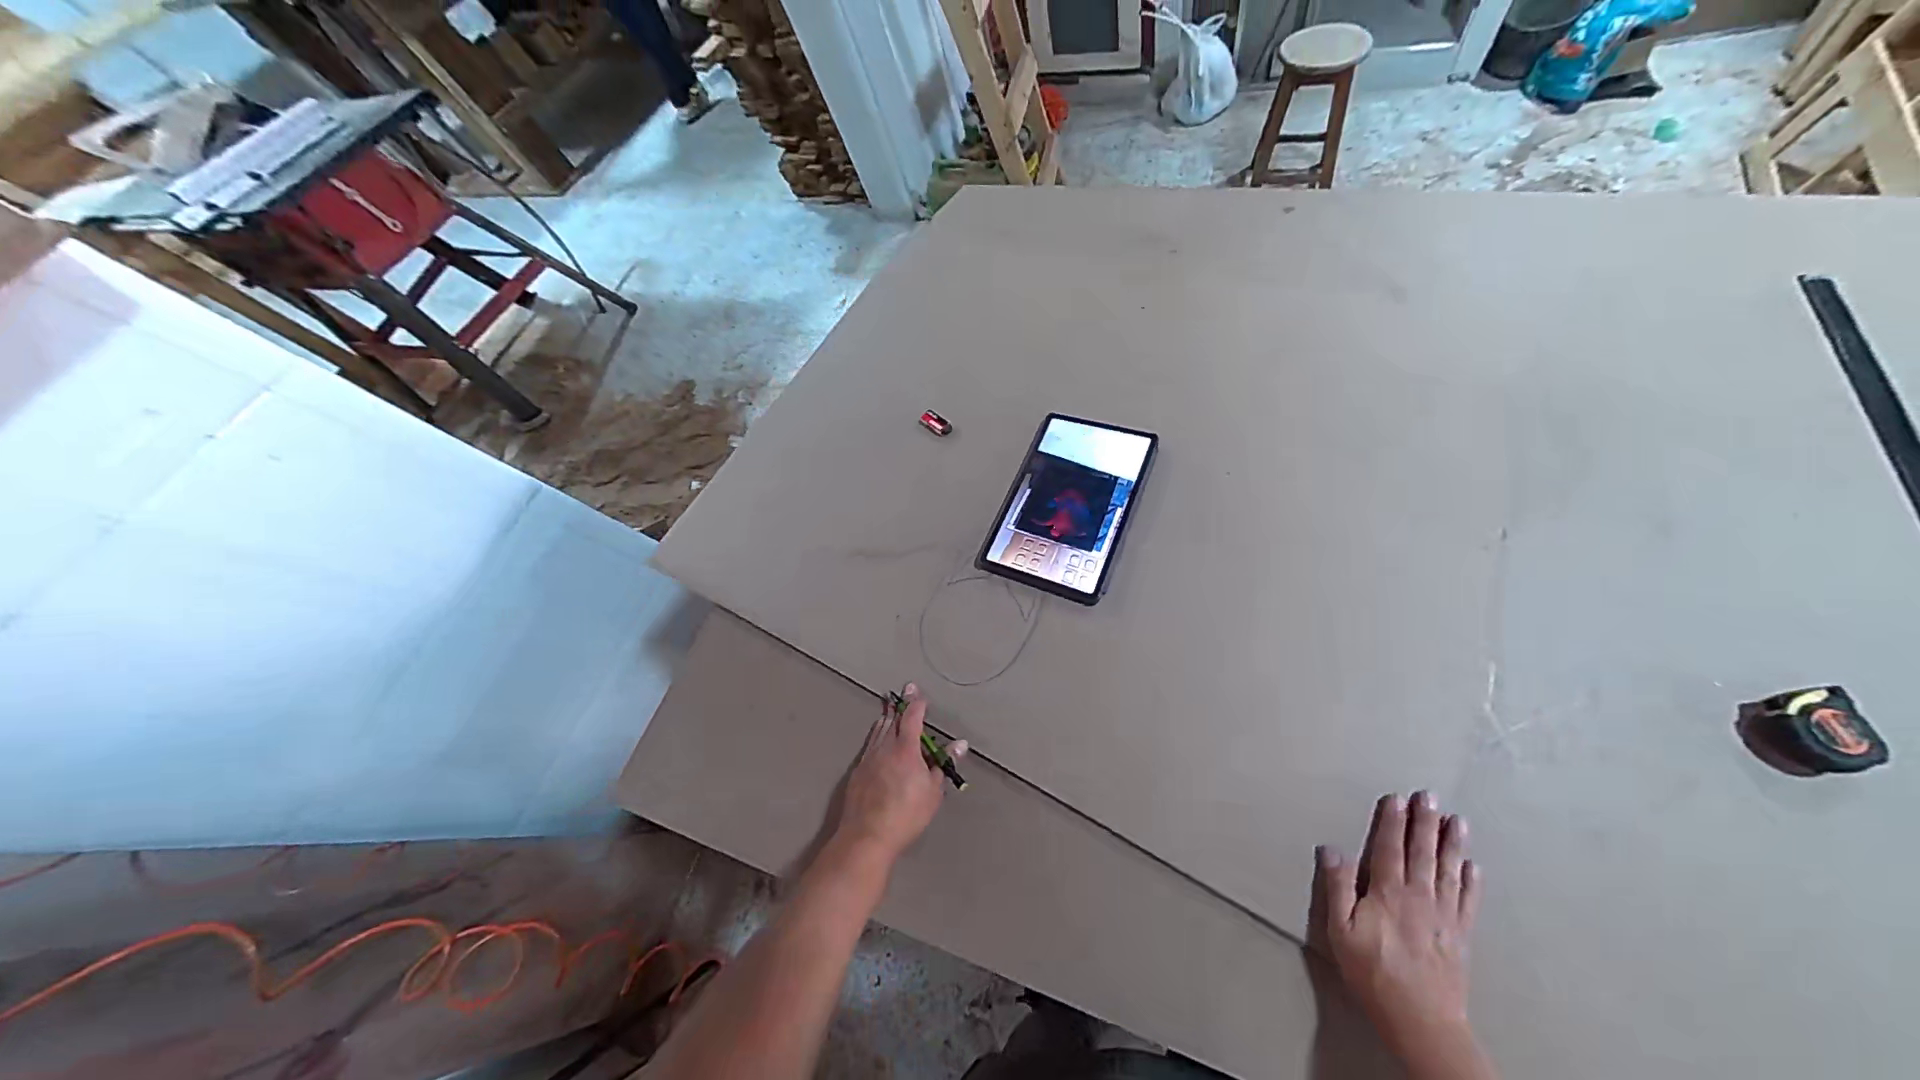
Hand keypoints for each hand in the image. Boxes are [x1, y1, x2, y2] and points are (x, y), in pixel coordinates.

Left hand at [833, 684, 967, 864]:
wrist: (867, 835)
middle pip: (892, 719)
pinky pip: (870, 744)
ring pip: (879, 730)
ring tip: (890, 710)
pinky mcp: (858, 771)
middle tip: (904, 692)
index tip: (918, 693)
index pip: (912, 718)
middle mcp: (885, 747)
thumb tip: (958, 745)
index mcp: (906, 749)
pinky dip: (877, 734)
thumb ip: (943, 764)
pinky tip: (877, 738)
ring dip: (886, 718)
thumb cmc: (906, 814)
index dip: (916, 703)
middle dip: (900, 705)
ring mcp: (869, 758)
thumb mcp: (933, 791)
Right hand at [1318, 792, 1484, 1073]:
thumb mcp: (1339, 930)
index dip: (1392, 822)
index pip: (1389, 848)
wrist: (1421, 1019)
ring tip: (1457, 821)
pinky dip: (1472, 882)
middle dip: (1425, 823)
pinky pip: (1468, 901)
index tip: (1396, 798)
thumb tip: (1332, 848)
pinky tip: (1473, 867)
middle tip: (1429, 796)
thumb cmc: (1372, 972)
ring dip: (1452, 844)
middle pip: (1422, 853)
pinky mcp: (1460, 936)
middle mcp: (1420, 897)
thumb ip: (1337, 887)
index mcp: (1388, 893)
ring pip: (1449, 871)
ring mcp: (1444, 917)